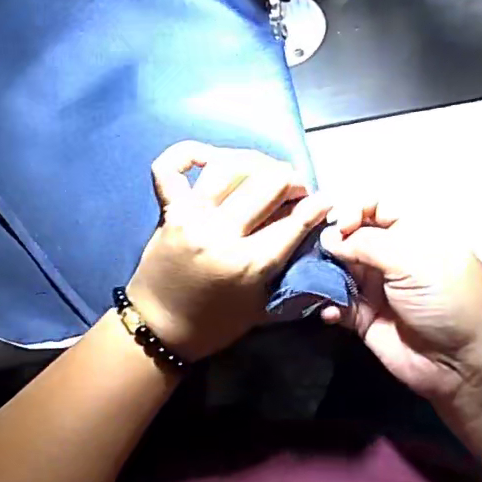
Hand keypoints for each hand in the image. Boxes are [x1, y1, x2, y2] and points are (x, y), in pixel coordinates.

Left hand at [126, 142, 332, 360]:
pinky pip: (173, 166)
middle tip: (296, 189)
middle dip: (292, 180)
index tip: (323, 200)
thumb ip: (286, 265)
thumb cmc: (214, 324)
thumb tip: (307, 225)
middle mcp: (220, 233)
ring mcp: (190, 216)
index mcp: (248, 264)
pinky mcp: (168, 210)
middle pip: (268, 183)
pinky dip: (191, 152)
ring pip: (230, 165)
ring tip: (266, 172)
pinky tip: (212, 157)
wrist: (158, 329)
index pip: (293, 221)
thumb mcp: (262, 304)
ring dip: (256, 162)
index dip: (316, 206)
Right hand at [319, 200, 481, 403]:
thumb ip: (369, 244)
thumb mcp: (415, 261)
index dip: (355, 209)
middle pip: (352, 237)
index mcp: (415, 235)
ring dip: (323, 271)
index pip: (377, 208)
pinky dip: (327, 303)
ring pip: (340, 270)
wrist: (466, 365)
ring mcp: (379, 289)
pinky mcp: (366, 320)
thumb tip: (333, 238)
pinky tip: (328, 307)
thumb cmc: (452, 303)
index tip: (340, 223)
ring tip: (313, 276)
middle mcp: (395, 259)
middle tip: (320, 249)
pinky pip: (338, 305)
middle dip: (332, 240)